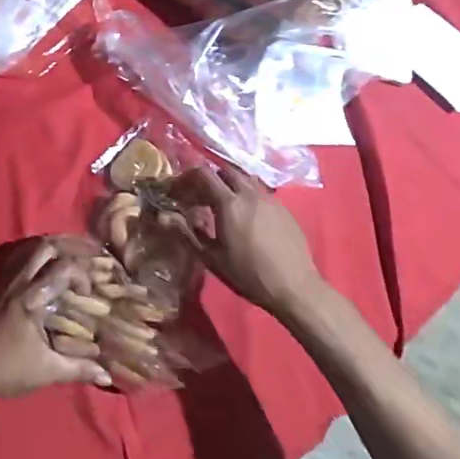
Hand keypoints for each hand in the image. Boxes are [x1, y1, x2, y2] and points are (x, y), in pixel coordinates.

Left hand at [0, 239, 113, 400]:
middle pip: (44, 245)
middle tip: (84, 258)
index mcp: (31, 296)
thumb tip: (106, 375)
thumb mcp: (45, 371)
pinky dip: (27, 248)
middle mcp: (14, 276)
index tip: (88, 292)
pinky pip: (9, 249)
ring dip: (48, 245)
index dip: (82, 274)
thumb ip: (78, 369)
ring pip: (25, 243)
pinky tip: (34, 260)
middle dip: (68, 246)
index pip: (64, 268)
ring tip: (63, 255)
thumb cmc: (2, 369)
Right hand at [172, 163, 325, 317]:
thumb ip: (186, 232)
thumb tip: (163, 216)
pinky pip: (260, 191)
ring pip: (244, 178)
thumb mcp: (211, 257)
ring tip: (222, 203)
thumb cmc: (248, 274)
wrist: (296, 289)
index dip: (186, 178)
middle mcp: (249, 193)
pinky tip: (245, 216)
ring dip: (229, 184)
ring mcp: (269, 198)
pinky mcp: (283, 208)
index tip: (177, 192)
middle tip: (198, 195)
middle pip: (224, 170)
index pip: (203, 173)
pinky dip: (246, 194)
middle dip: (208, 178)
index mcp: (229, 202)